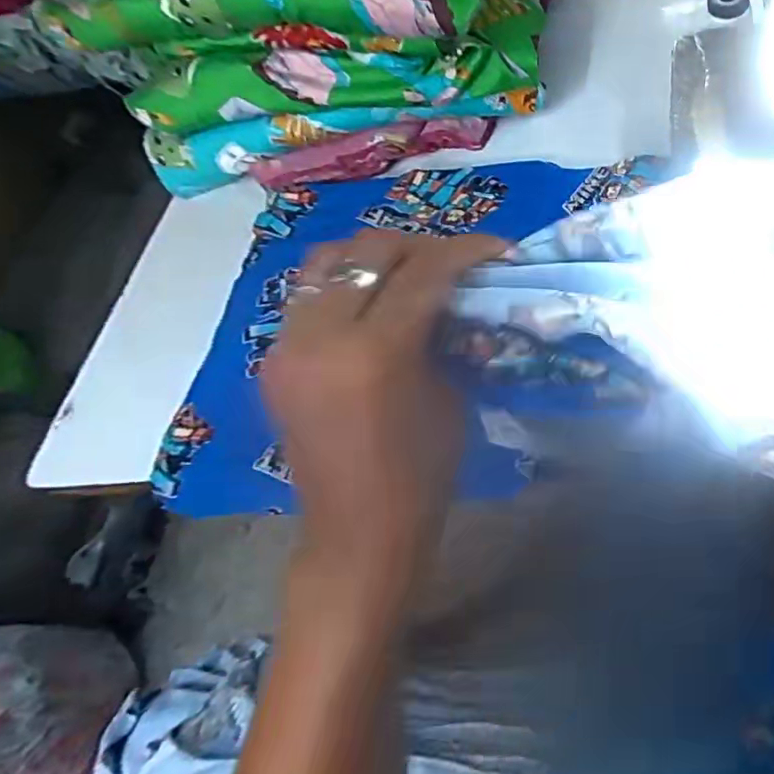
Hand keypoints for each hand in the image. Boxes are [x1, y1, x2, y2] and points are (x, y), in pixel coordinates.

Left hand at [260, 230, 506, 581]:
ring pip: (328, 260)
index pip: (424, 271)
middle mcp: (321, 335)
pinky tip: (374, 302)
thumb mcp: (452, 394)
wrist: (359, 529)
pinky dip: (346, 283)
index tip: (498, 248)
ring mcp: (287, 344)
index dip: (467, 250)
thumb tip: (460, 295)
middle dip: (422, 245)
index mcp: (376, 351)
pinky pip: (310, 294)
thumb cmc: (424, 471)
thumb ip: (449, 335)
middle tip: (456, 260)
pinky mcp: (274, 357)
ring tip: (410, 271)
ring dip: (375, 256)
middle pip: (370, 250)